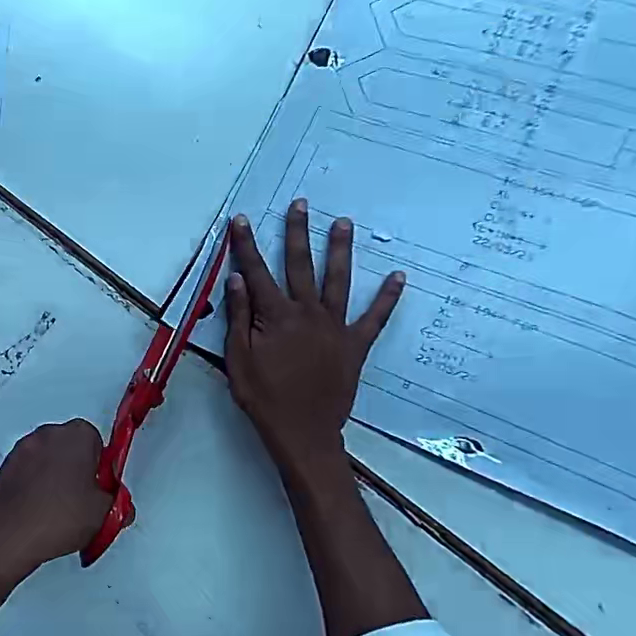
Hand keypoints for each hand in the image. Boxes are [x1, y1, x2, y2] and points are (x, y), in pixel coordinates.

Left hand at [0, 420, 112, 583]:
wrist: (14, 534)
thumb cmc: (60, 516)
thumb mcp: (106, 513)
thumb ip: (117, 501)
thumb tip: (118, 505)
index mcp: (77, 435)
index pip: (96, 440)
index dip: (99, 464)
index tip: (99, 486)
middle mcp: (48, 433)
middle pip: (70, 445)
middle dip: (77, 466)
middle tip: (83, 497)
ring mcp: (24, 448)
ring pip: (48, 457)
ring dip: (54, 474)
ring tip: (60, 507)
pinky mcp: (7, 465)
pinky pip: (28, 469)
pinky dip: (35, 482)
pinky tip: (40, 508)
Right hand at [223, 200, 404, 469]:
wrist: (301, 430)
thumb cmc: (262, 396)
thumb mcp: (238, 358)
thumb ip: (240, 317)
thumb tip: (239, 279)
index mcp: (275, 317)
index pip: (256, 272)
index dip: (246, 244)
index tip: (241, 220)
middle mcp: (307, 313)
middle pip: (299, 266)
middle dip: (297, 233)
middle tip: (300, 205)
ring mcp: (335, 327)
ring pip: (337, 281)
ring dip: (339, 251)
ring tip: (344, 223)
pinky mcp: (355, 344)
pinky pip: (374, 317)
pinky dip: (387, 297)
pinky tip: (397, 276)